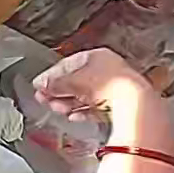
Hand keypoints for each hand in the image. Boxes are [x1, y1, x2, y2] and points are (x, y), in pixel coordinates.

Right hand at [32, 48, 155, 124]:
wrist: (133, 106)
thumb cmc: (107, 85)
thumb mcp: (73, 82)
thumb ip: (55, 83)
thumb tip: (42, 85)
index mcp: (99, 56)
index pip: (69, 64)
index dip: (52, 75)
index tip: (40, 84)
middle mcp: (108, 69)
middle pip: (78, 81)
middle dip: (59, 91)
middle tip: (44, 98)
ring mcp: (115, 88)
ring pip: (86, 95)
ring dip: (68, 102)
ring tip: (56, 109)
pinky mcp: (119, 106)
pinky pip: (96, 108)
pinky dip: (84, 112)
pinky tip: (74, 116)